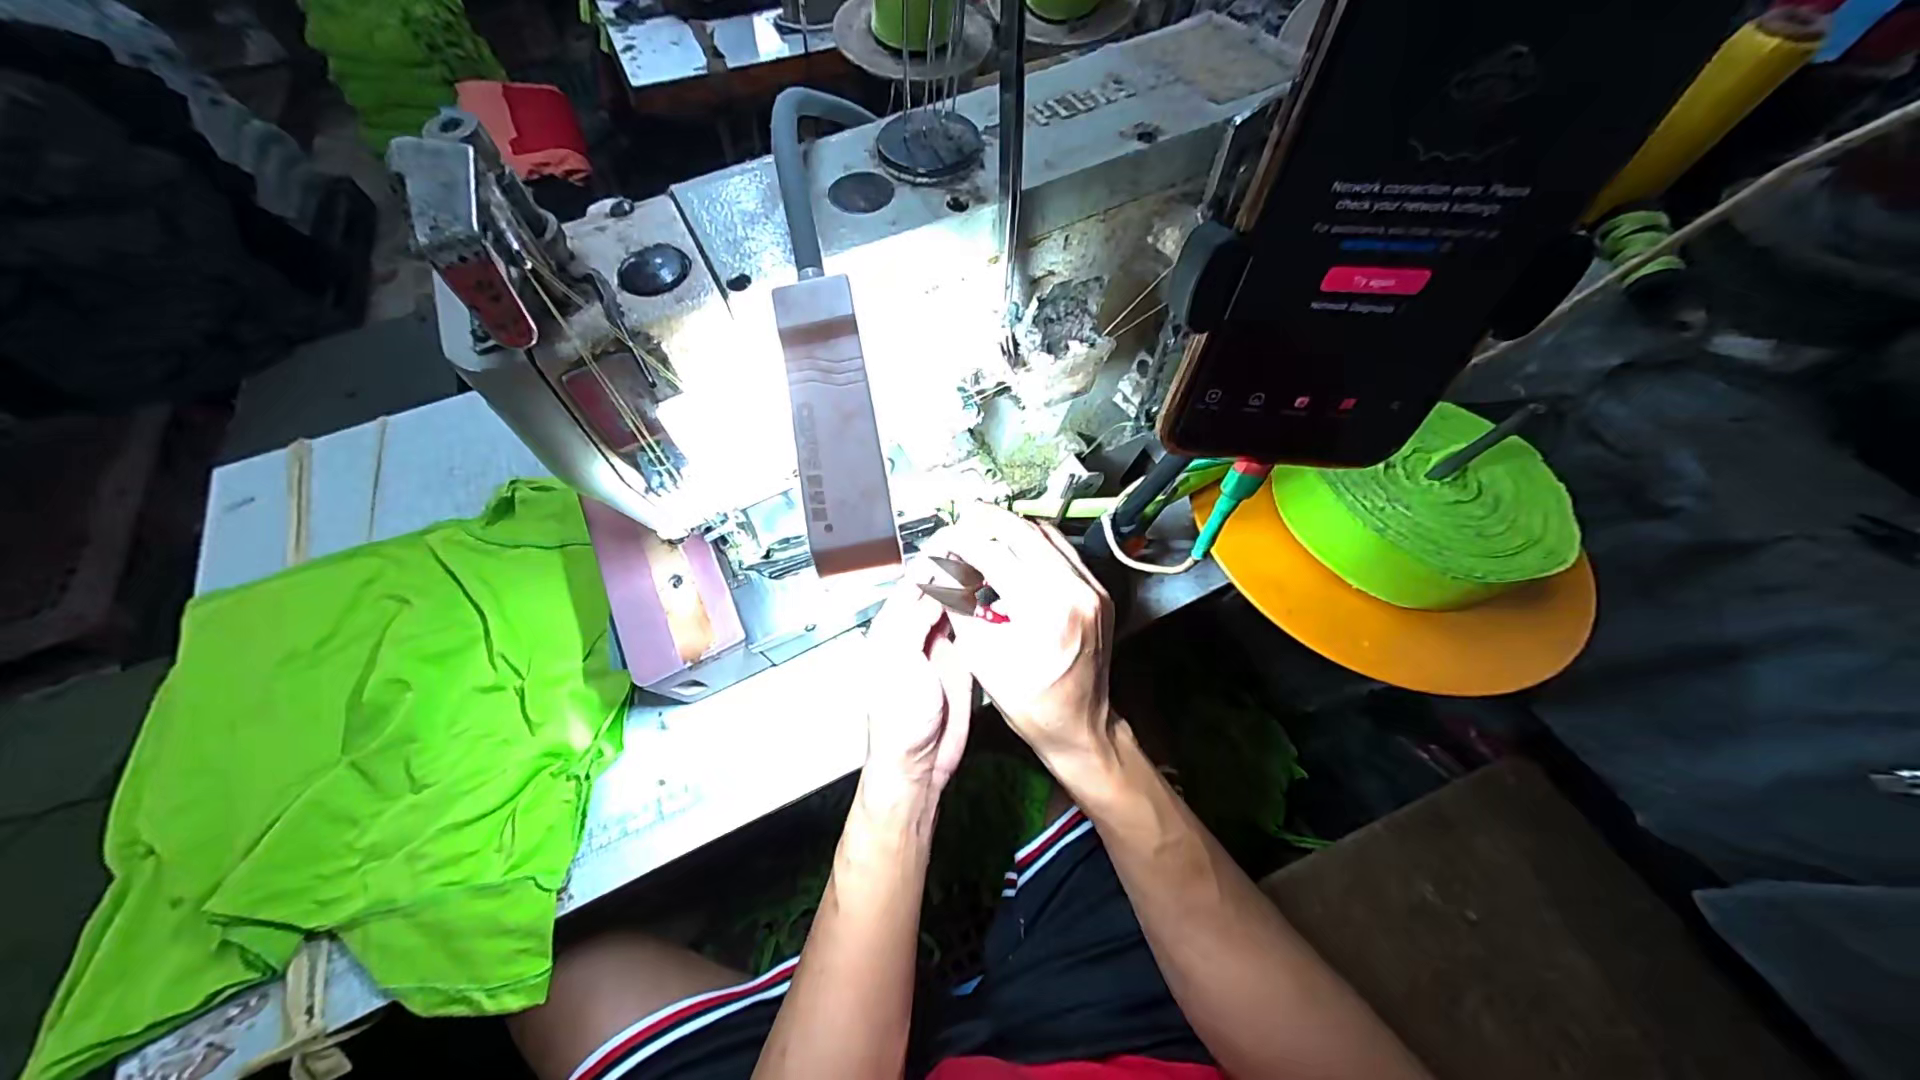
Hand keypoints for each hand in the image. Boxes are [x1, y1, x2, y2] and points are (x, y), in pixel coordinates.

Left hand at [861, 566, 973, 804]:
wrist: (919, 762)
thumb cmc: (899, 721)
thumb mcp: (900, 661)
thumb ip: (914, 619)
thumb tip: (931, 584)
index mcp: (891, 628)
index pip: (914, 582)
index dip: (934, 560)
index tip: (955, 540)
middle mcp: (914, 633)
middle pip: (936, 589)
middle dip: (956, 566)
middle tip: (979, 544)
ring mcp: (938, 647)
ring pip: (955, 605)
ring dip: (969, 585)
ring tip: (988, 561)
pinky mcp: (959, 662)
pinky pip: (970, 628)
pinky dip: (980, 611)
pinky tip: (992, 598)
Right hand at [932, 504, 1114, 777]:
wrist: (1080, 724)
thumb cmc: (1032, 703)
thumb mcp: (981, 656)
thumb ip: (961, 606)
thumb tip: (943, 570)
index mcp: (1046, 611)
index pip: (993, 554)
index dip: (961, 542)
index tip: (943, 541)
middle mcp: (1076, 592)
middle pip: (1022, 532)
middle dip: (986, 522)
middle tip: (962, 523)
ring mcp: (1093, 589)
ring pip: (1046, 535)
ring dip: (1011, 529)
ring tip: (984, 533)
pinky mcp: (1098, 592)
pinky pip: (1064, 551)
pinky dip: (1035, 544)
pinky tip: (1014, 551)